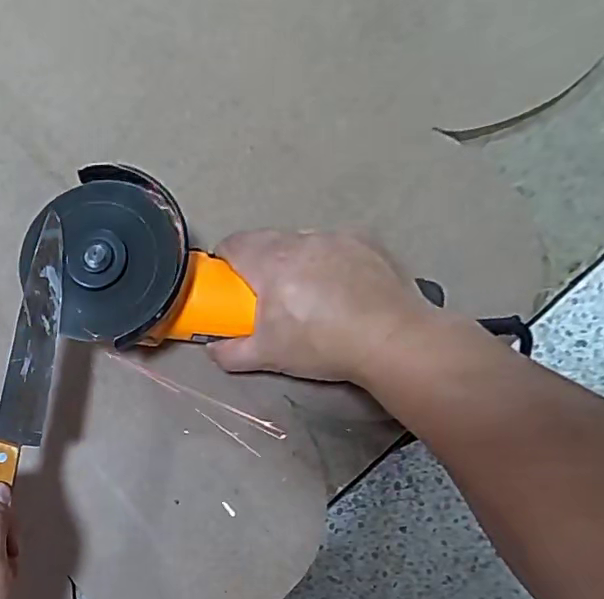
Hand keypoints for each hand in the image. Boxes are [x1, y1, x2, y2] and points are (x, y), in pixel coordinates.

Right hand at [207, 229, 447, 384]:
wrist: (390, 339)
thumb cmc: (322, 345)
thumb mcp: (266, 356)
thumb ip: (230, 352)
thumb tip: (213, 349)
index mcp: (271, 262)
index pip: (234, 244)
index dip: (224, 263)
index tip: (228, 286)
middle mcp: (302, 241)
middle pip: (267, 241)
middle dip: (258, 265)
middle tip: (264, 299)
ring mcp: (337, 237)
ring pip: (301, 243)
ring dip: (293, 263)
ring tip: (305, 298)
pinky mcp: (366, 242)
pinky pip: (333, 246)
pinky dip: (326, 264)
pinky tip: (336, 293)